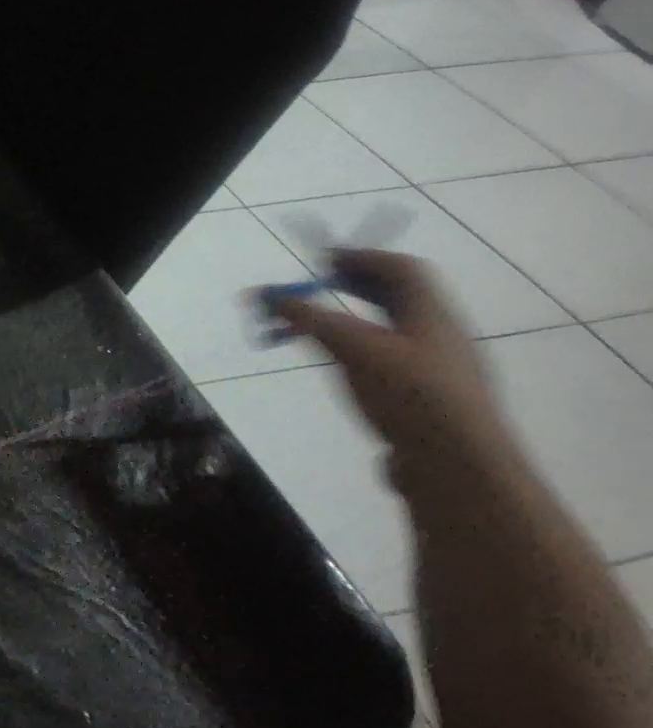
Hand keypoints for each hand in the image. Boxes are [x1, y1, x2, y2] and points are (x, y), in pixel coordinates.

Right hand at [265, 249, 522, 499]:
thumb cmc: (411, 397)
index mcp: (432, 316)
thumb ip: (311, 320)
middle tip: (313, 290)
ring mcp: (437, 371)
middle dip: (352, 289)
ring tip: (314, 332)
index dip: (362, 258)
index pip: (402, 269)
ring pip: (392, 332)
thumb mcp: (354, 349)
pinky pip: (391, 362)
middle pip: (398, 299)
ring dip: (351, 322)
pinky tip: (340, 371)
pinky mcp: (427, 401)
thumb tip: (269, 296)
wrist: (458, 468)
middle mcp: (440, 336)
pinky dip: (359, 353)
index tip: (321, 260)